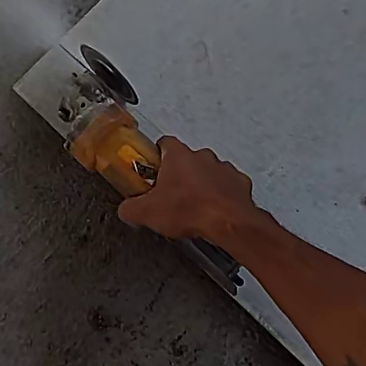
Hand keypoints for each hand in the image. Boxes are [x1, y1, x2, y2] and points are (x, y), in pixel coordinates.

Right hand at [117, 137, 267, 243]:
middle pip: (187, 159)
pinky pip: (227, 185)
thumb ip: (131, 208)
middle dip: (179, 173)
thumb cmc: (192, 209)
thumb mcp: (147, 212)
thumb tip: (126, 210)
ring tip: (193, 206)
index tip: (152, 166)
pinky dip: (221, 195)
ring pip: (208, 171)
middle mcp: (202, 157)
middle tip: (171, 193)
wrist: (227, 222)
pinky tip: (213, 211)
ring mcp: (223, 169)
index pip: (164, 143)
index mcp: (178, 156)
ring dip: (201, 184)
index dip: (157, 155)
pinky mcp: (238, 184)